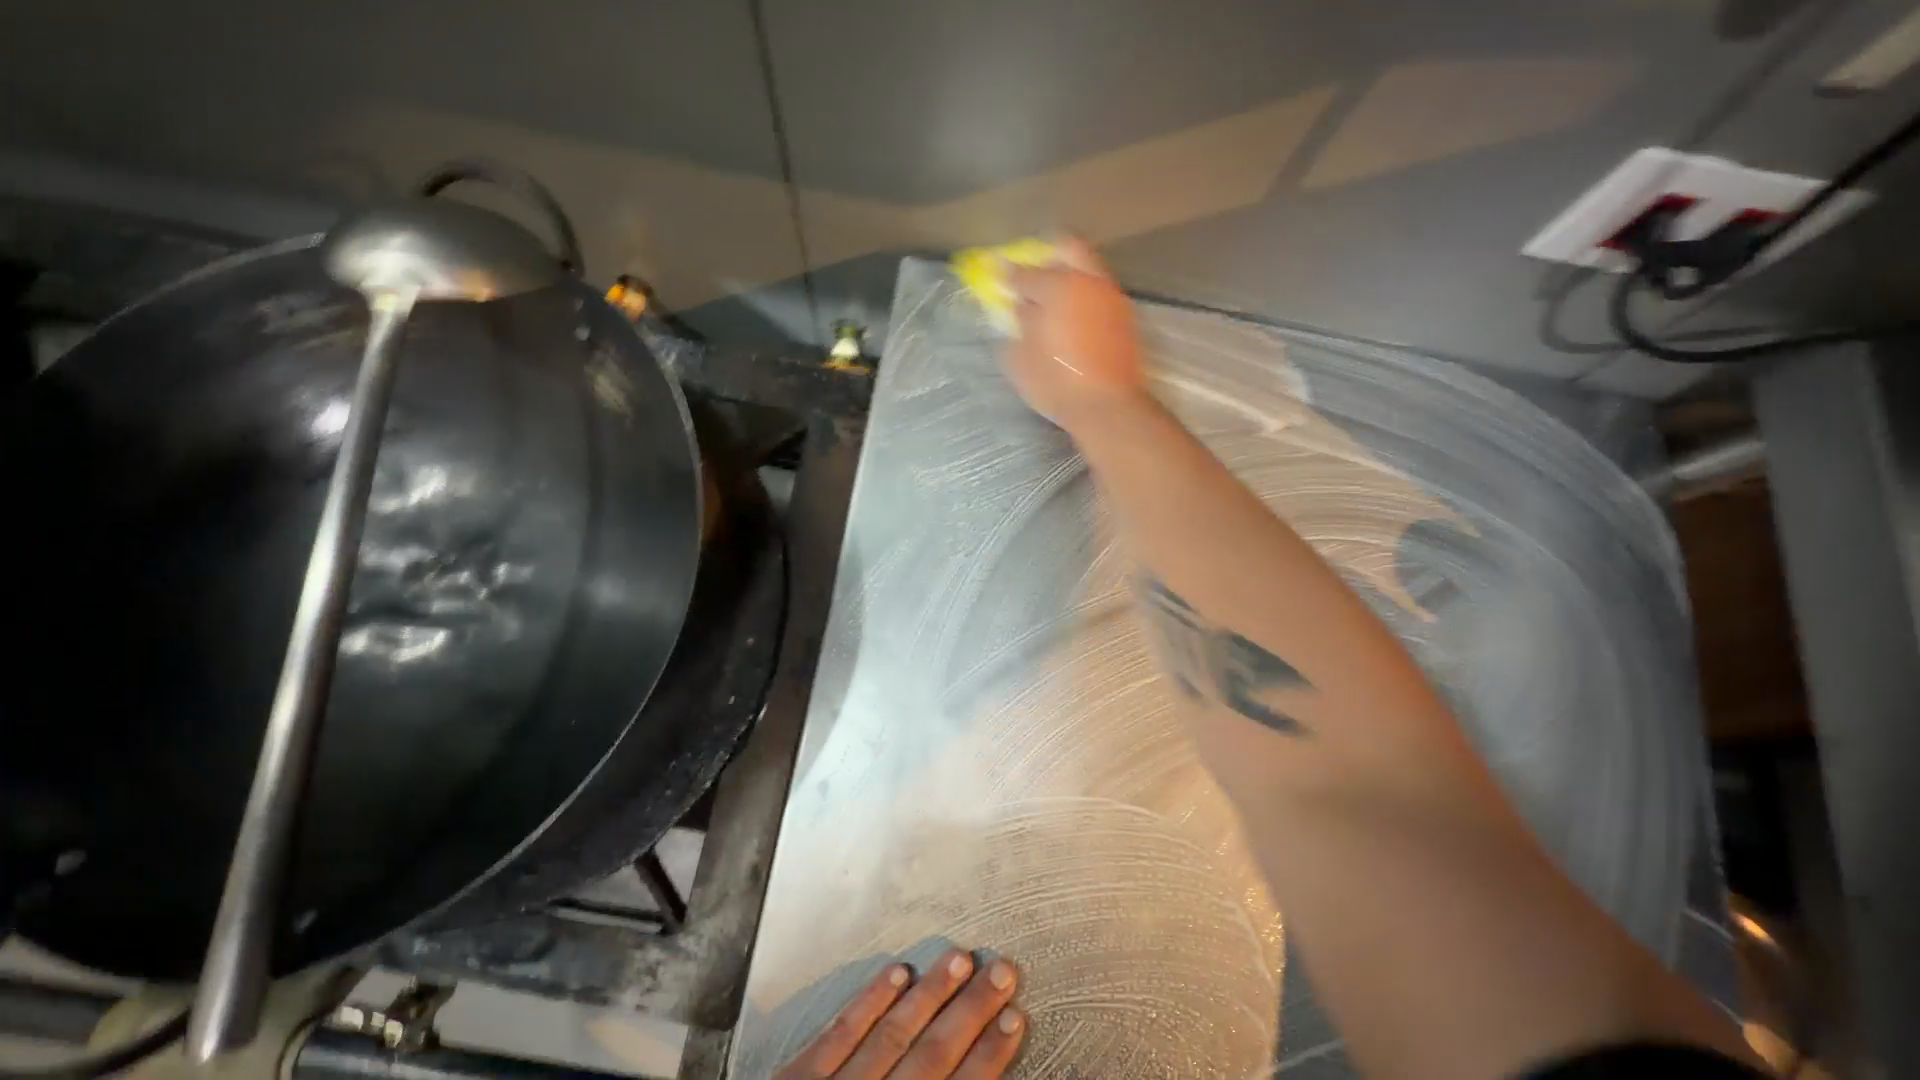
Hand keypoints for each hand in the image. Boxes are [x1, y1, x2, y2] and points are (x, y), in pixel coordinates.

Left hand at [775, 949, 1024, 1079]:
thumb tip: (967, 1077)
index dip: (989, 1056)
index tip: (1015, 1018)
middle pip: (931, 1058)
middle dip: (971, 1013)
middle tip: (1001, 972)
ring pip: (890, 1038)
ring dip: (929, 996)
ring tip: (959, 960)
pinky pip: (837, 1036)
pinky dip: (869, 1003)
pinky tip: (896, 973)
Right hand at [1005, 238, 1147, 435]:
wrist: (1107, 407)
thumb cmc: (1056, 383)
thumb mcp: (1021, 358)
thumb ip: (1018, 325)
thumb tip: (1020, 309)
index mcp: (1057, 288)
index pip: (1026, 272)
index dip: (1008, 274)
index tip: (999, 275)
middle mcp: (1088, 283)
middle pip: (1070, 249)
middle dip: (1049, 255)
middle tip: (1033, 272)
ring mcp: (1111, 298)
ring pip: (1089, 270)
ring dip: (1070, 276)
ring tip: (1053, 297)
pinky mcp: (1125, 318)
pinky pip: (1100, 293)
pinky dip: (1084, 297)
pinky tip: (1072, 316)